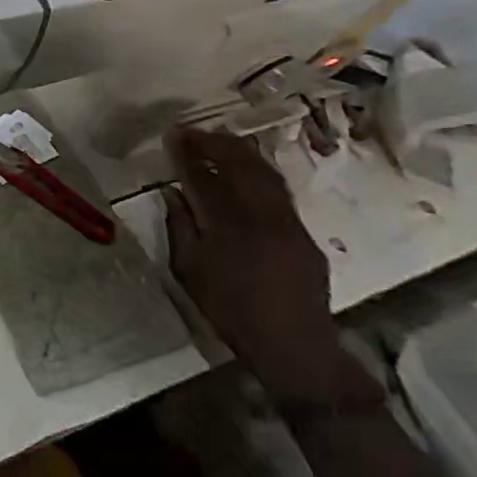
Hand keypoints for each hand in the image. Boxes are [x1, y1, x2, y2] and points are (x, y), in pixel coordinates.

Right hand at [163, 127, 347, 399]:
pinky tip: (247, 173)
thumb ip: (180, 225)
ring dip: (242, 154)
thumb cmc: (229, 308)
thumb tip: (172, 192)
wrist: (293, 345)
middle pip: (243, 167)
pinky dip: (259, 174)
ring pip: (267, 176)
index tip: (173, 134)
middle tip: (194, 131)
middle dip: (217, 144)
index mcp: (230, 225)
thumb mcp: (189, 268)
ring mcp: (290, 224)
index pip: (204, 177)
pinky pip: (279, 193)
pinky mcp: (304, 235)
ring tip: (220, 142)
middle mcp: (264, 217)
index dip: (187, 153)